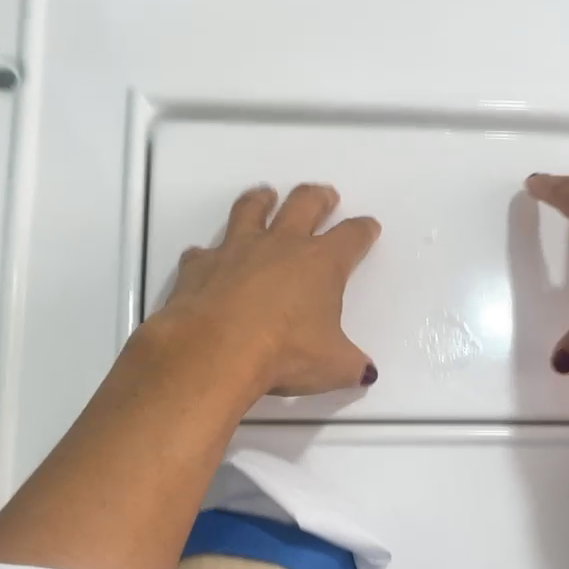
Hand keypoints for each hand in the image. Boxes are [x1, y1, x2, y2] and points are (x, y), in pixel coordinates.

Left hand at [152, 183, 379, 396]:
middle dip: (319, 198)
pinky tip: (209, 258)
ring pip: (252, 210)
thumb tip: (365, 373)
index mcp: (321, 264)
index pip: (351, 238)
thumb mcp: (333, 367)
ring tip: (266, 196)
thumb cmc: (284, 353)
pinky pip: (205, 251)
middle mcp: (281, 246)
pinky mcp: (200, 265)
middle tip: (325, 196)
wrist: (215, 350)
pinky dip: (209, 253)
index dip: (362, 231)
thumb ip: (351, 366)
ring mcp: (237, 250)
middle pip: (304, 205)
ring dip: (261, 200)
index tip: (368, 227)